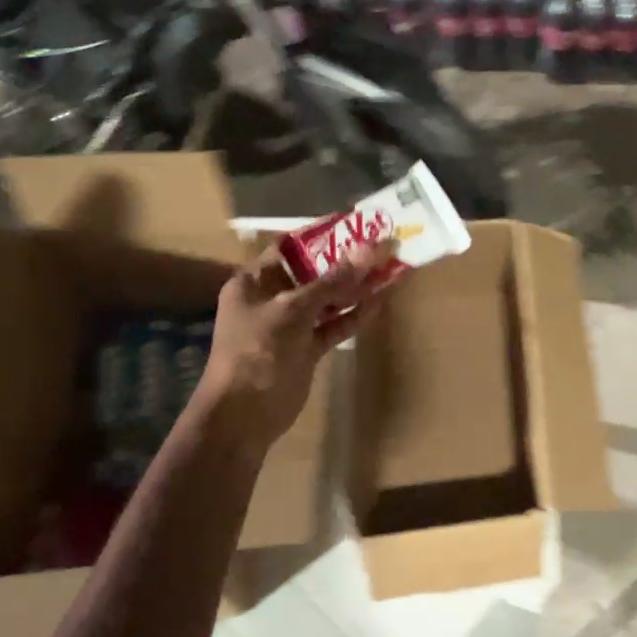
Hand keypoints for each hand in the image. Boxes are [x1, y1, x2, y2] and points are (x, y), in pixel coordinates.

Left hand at [193, 241, 393, 455]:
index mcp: (255, 281)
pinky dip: (356, 314)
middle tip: (385, 244)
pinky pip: (335, 324)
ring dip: (358, 286)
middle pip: (316, 272)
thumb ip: (334, 280)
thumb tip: (372, 247)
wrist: (243, 415)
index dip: (324, 233)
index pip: (292, 246)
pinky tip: (381, 300)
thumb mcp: (293, 310)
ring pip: (330, 298)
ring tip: (392, 268)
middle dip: (349, 260)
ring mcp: (291, 324)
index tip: (358, 221)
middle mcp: (272, 298)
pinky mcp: (307, 348)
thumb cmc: (256, 352)